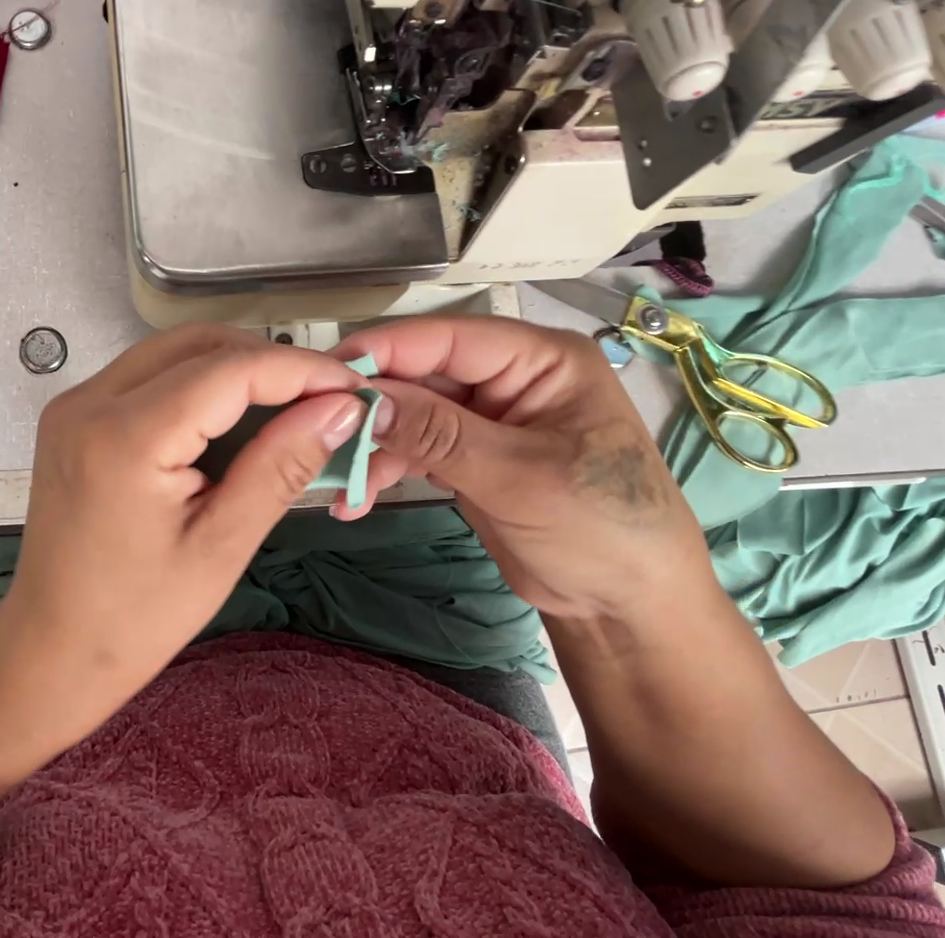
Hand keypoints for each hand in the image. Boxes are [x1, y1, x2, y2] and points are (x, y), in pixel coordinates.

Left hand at [0, 324, 368, 721]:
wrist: (52, 648)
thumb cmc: (137, 617)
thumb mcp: (222, 545)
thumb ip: (281, 466)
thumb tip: (342, 409)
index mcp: (125, 437)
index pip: (228, 370)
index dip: (300, 370)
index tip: (353, 388)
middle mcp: (90, 402)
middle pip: (198, 344)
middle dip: (269, 360)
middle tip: (325, 398)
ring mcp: (74, 405)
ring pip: (172, 351)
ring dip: (235, 366)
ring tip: (290, 404)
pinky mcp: (73, 417)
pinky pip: (148, 374)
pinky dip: (199, 382)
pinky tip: (234, 415)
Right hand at [333, 316, 709, 620]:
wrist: (626, 606)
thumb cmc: (600, 529)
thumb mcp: (519, 478)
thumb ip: (439, 435)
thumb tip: (364, 402)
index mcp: (540, 359)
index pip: (449, 337)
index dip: (385, 350)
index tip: (325, 373)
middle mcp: (509, 378)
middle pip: (422, 374)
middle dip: (373, 407)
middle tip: (318, 434)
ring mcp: (487, 420)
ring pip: (411, 414)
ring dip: (373, 447)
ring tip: (338, 484)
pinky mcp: (470, 457)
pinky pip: (415, 449)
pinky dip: (386, 470)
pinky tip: (356, 500)